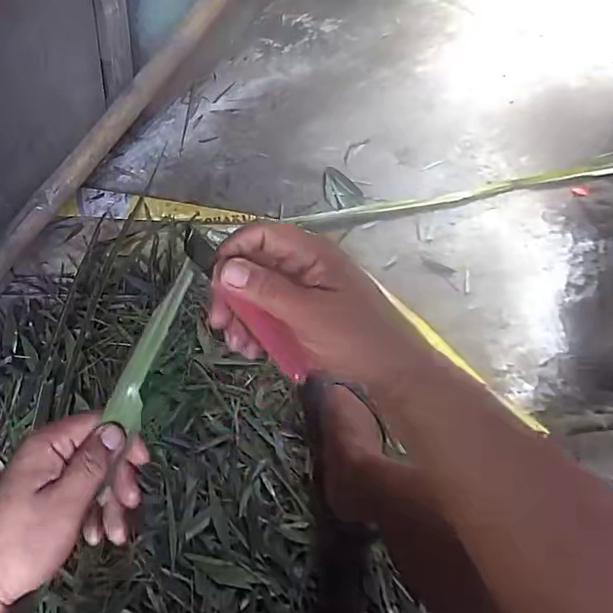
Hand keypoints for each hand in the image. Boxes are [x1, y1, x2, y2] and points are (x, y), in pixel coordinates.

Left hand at [0, 413, 151, 612]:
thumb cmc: (26, 543)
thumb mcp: (67, 502)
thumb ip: (93, 463)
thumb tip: (116, 428)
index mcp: (47, 444)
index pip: (95, 423)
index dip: (123, 440)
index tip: (143, 465)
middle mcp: (47, 454)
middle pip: (97, 451)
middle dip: (117, 479)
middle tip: (130, 506)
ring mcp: (45, 479)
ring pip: (92, 477)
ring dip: (109, 502)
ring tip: (115, 535)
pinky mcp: (46, 503)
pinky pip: (79, 497)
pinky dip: (94, 514)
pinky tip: (95, 537)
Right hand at [207, 223, 443, 390]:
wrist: (397, 377)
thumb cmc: (357, 340)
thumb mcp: (307, 314)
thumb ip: (265, 289)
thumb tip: (225, 269)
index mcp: (310, 253)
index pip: (259, 235)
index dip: (232, 253)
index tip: (215, 284)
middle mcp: (304, 265)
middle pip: (253, 265)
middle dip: (232, 294)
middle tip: (218, 323)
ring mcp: (304, 290)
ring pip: (257, 292)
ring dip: (241, 317)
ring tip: (238, 345)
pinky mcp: (303, 314)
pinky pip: (270, 313)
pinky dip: (256, 329)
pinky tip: (252, 349)